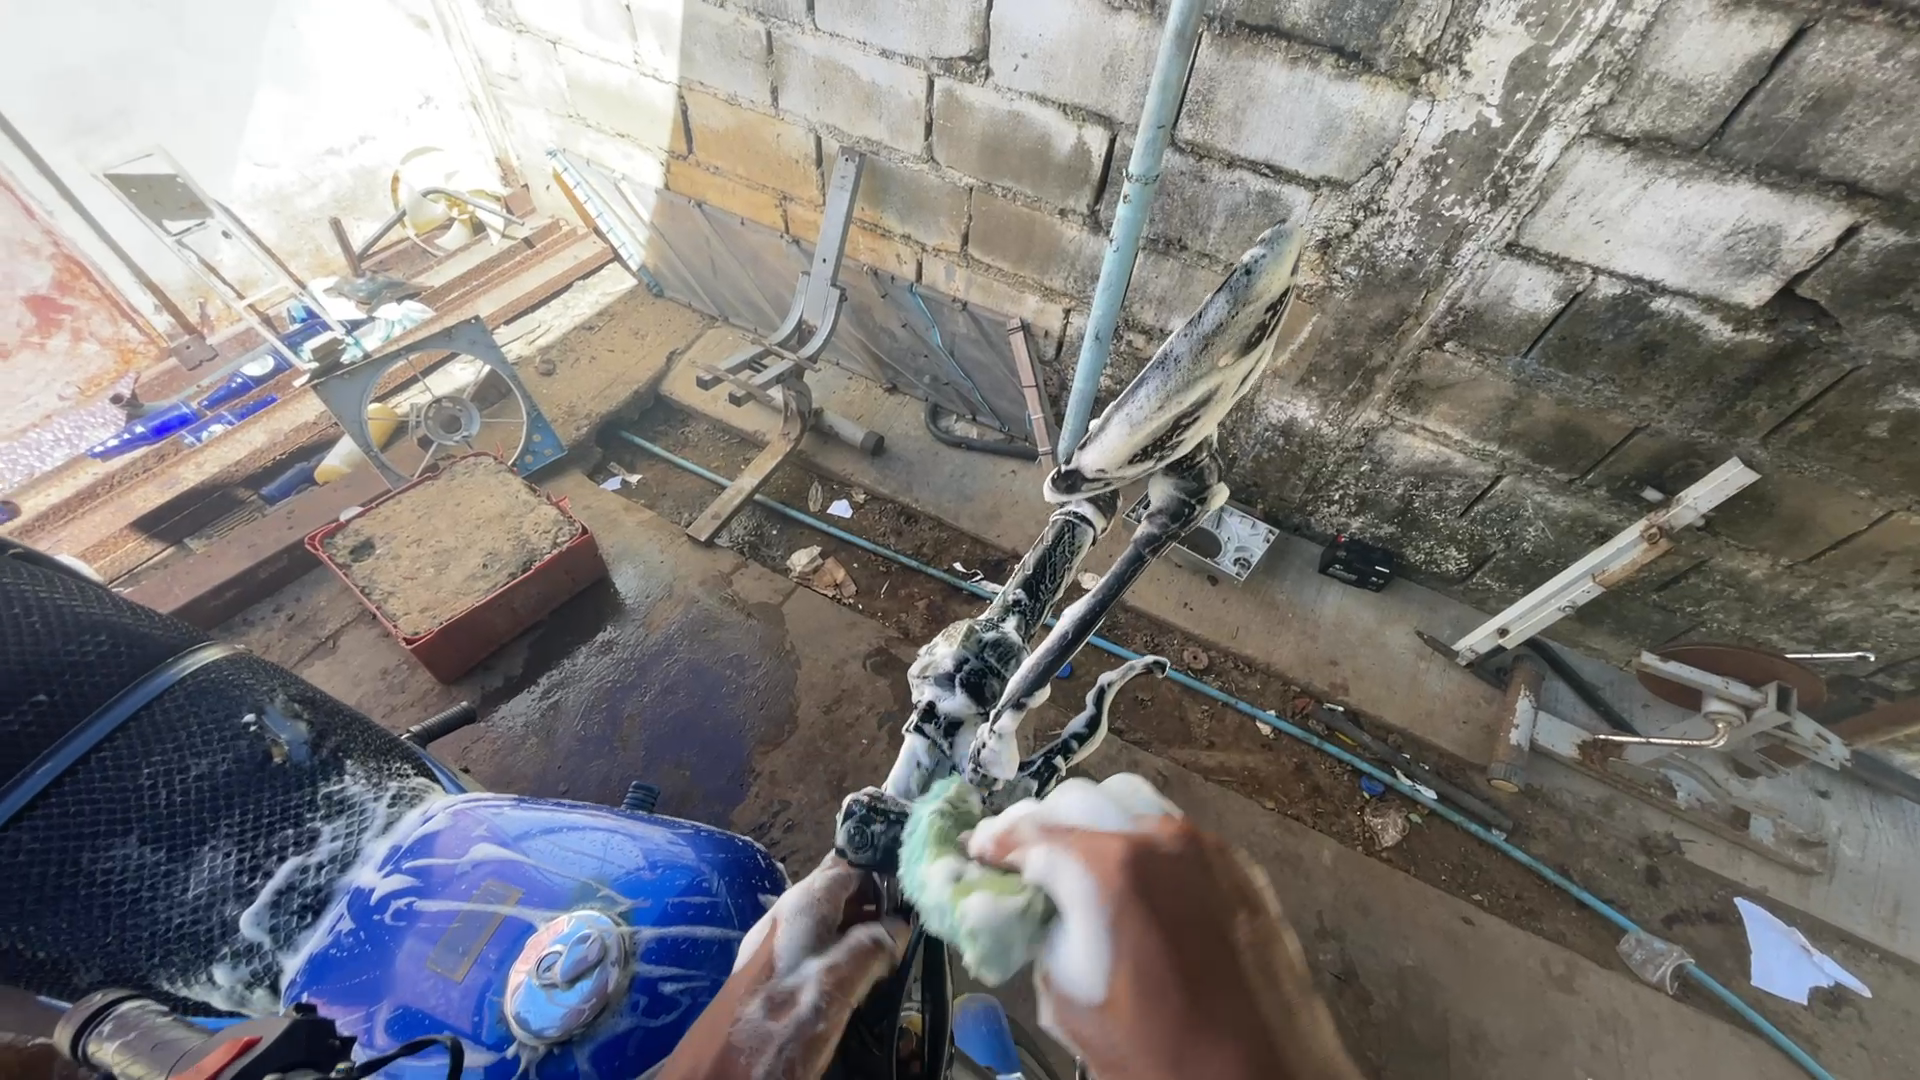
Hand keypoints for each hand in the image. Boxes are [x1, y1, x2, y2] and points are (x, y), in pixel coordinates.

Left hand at [657, 854, 908, 1079]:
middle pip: (844, 888)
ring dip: (867, 925)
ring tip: (901, 945)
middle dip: (880, 898)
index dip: (885, 867)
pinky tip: (869, 972)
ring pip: (835, 917)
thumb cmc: (780, 1021)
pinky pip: (824, 943)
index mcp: (805, 902)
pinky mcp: (778, 970)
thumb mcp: (835, 985)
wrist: (719, 1075)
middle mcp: (791, 911)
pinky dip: (849, 948)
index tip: (918, 883)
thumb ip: (872, 947)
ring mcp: (782, 940)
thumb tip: (901, 924)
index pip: (852, 861)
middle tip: (916, 918)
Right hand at [969, 778, 1362, 1079]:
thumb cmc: (1166, 1056)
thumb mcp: (1076, 1008)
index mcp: (1112, 868)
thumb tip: (1031, 910)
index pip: (1036, 834)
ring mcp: (1203, 844)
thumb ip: (1042, 941)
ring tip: (1077, 859)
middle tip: (1024, 858)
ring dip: (1092, 823)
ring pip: (1127, 802)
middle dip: (1043, 826)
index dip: (1000, 841)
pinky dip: (1140, 838)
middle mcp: (1158, 836)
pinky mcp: (1236, 862)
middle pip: (1077, 801)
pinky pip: (1172, 829)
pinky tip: (1136, 876)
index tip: (980, 850)